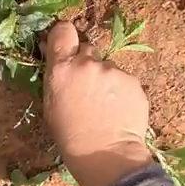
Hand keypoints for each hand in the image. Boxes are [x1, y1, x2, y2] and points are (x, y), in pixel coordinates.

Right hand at [42, 21, 152, 185]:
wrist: (105, 154)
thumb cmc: (70, 135)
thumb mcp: (51, 104)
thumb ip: (57, 76)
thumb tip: (58, 59)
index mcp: (61, 69)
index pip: (62, 31)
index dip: (65, 37)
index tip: (66, 48)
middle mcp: (87, 63)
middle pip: (87, 50)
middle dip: (86, 65)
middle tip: (88, 89)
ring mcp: (113, 70)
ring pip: (108, 67)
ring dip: (106, 80)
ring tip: (105, 106)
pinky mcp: (133, 81)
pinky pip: (124, 80)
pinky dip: (122, 91)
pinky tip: (119, 111)